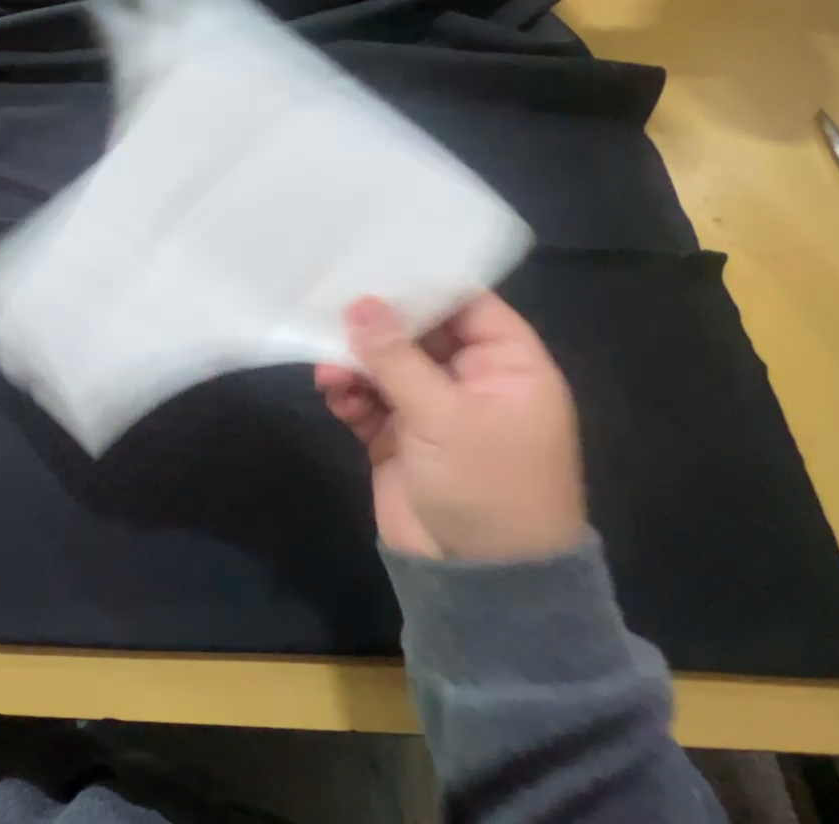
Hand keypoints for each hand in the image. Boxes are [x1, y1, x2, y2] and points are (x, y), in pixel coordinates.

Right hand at [313, 293, 585, 562]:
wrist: (475, 574)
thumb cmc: (485, 483)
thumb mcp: (444, 415)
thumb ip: (396, 357)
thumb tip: (359, 304)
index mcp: (508, 367)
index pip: (469, 308)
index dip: (425, 286)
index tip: (374, 265)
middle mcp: (470, 381)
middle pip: (418, 334)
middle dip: (376, 326)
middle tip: (332, 309)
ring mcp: (430, 409)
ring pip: (385, 366)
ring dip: (355, 363)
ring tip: (329, 368)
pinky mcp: (395, 436)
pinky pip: (365, 399)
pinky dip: (347, 393)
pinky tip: (332, 393)